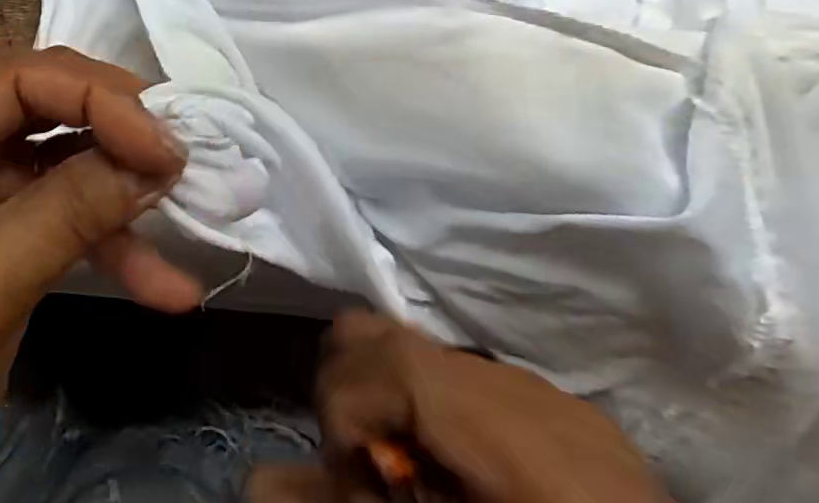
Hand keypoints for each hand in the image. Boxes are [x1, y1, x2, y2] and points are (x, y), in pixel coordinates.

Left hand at [0, 48, 202, 502]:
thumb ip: (73, 210)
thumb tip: (161, 161)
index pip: (21, 79)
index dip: (99, 100)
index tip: (164, 145)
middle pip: (53, 104)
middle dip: (119, 132)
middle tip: (180, 158)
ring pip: (72, 153)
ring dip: (128, 186)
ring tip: (186, 203)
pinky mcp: (10, 218)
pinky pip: (74, 208)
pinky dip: (118, 243)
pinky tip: (166, 285)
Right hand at [249, 311, 666, 502]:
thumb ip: (361, 497)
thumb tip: (258, 480)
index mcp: (500, 424)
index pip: (385, 355)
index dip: (341, 404)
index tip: (352, 474)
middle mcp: (514, 386)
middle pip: (382, 332)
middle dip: (347, 390)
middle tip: (366, 466)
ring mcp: (540, 392)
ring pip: (417, 350)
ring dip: (387, 403)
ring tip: (408, 474)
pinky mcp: (560, 410)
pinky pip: (463, 380)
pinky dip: (432, 416)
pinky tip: (457, 475)